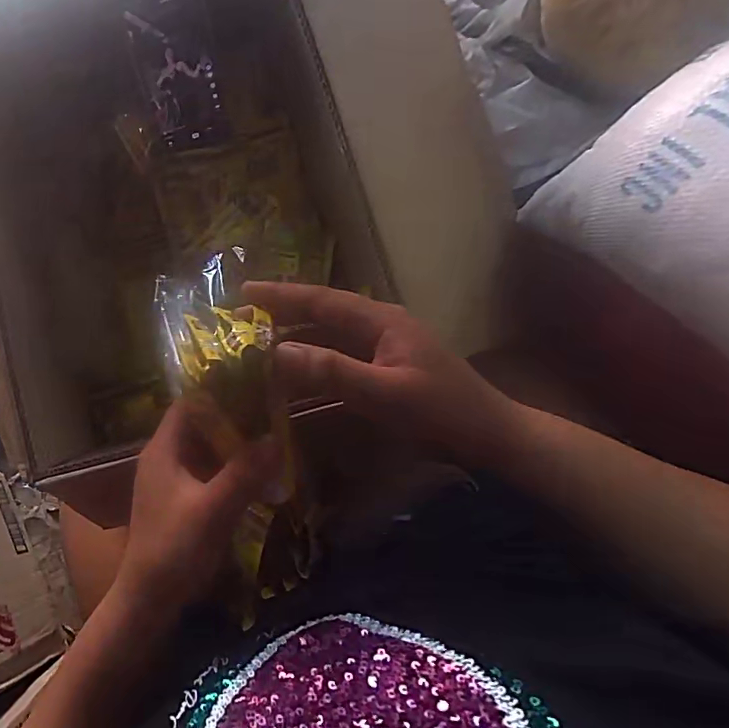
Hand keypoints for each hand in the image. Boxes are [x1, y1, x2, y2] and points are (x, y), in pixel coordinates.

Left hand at [117, 400, 279, 610]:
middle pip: (200, 424)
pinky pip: (207, 472)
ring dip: (233, 445)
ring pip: (205, 449)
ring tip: (269, 437)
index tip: (254, 387)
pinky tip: (256, 473)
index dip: (219, 391)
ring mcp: (171, 480)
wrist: (148, 599)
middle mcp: (164, 458)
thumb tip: (276, 437)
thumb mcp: (214, 508)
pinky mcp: (179, 501)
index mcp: (163, 450)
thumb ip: (244, 472)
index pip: (189, 403)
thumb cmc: (175, 548)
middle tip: (271, 412)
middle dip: (234, 418)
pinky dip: (229, 468)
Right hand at [242, 282, 515, 465]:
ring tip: (252, 359)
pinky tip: (288, 394)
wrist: (490, 436)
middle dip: (281, 322)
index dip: (282, 295)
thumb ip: (332, 371)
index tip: (243, 291)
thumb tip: (277, 352)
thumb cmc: (443, 410)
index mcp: (381, 321)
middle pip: (321, 319)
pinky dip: (312, 378)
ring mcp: (381, 354)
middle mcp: (378, 330)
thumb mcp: (386, 392)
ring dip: (293, 352)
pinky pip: (338, 371)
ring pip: (327, 346)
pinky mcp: (383, 377)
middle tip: (238, 328)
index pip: (322, 300)